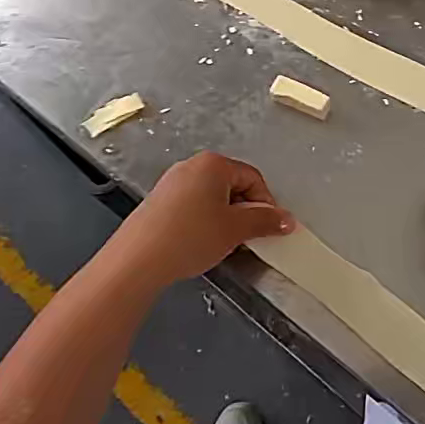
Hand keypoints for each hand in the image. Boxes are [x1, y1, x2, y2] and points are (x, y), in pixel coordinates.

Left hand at [106, 152, 294, 287]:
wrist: (137, 260)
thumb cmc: (191, 236)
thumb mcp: (236, 229)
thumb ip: (265, 221)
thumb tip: (287, 219)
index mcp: (213, 163)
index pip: (253, 178)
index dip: (266, 203)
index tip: (269, 227)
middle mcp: (191, 165)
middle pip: (232, 184)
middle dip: (243, 210)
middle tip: (246, 237)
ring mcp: (171, 182)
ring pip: (211, 196)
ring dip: (224, 218)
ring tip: (221, 243)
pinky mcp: (158, 201)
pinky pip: (192, 205)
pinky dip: (202, 221)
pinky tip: (198, 243)